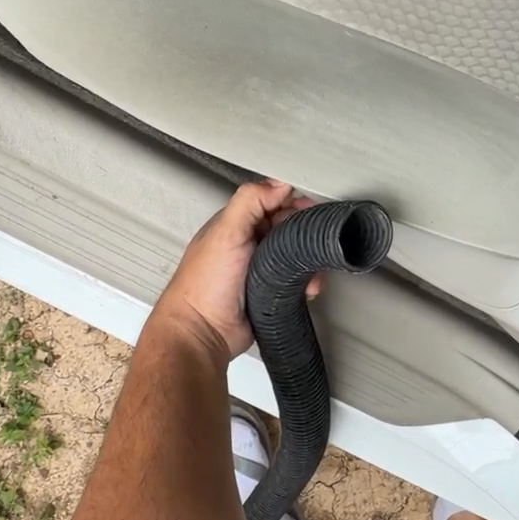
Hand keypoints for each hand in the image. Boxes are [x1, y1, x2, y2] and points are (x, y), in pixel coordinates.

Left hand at [146, 181, 318, 365]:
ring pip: (296, 253)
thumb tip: (279, 184)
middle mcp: (247, 244)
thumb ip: (250, 202)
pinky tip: (309, 286)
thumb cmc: (204, 288)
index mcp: (234, 225)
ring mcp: (260, 269)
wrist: (203, 335)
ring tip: (312, 266)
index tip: (308, 208)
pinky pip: (298, 279)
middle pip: (287, 226)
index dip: (291, 201)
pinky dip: (308, 281)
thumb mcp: (225, 233)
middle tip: (315, 238)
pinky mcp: (271, 292)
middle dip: (305, 231)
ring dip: (309, 258)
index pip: (270, 201)